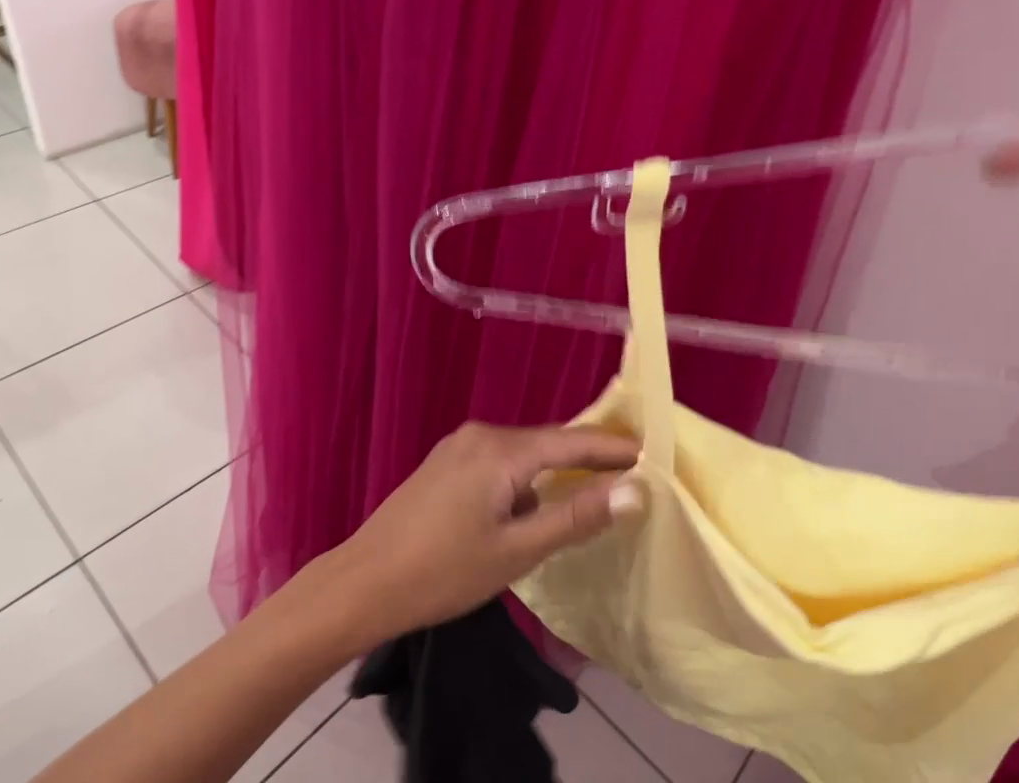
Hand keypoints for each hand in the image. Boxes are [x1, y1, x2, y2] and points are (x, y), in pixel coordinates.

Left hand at [321, 423, 641, 641]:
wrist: (363, 582)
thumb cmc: (443, 572)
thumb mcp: (517, 551)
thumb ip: (575, 517)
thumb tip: (634, 490)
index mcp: (499, 450)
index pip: (572, 440)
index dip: (614, 448)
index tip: (655, 453)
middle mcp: (479, 435)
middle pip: (548, 442)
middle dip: (589, 457)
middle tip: (635, 474)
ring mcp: (457, 447)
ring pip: (524, 454)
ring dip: (557, 471)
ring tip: (597, 490)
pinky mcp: (445, 465)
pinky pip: (500, 463)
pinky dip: (527, 479)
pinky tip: (539, 503)